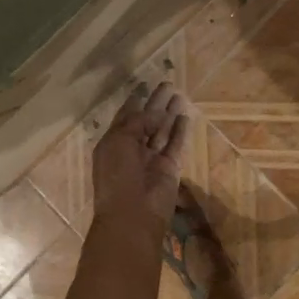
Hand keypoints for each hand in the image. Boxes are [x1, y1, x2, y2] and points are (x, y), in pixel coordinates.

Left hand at [90, 80, 192, 237]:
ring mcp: (152, 158)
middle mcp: (132, 149)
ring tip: (180, 94)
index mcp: (113, 142)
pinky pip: (175, 144)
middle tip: (168, 83)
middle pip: (146, 120)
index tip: (143, 85)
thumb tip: (157, 113)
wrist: (133, 214)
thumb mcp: (119, 141)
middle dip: (156, 102)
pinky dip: (180, 131)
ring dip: (170, 113)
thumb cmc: (118, 174)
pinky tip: (185, 116)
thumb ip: (138, 122)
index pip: (125, 117)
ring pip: (162, 130)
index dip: (134, 101)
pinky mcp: (170, 168)